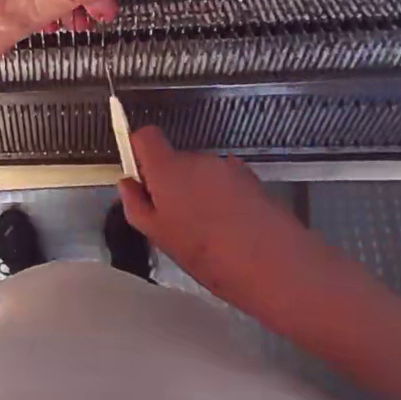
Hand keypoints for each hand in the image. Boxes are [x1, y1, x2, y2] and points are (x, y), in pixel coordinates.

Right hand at [117, 126, 346, 306]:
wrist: (274, 263)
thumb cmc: (206, 253)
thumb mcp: (159, 236)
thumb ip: (137, 205)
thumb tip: (127, 183)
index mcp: (169, 168)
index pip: (146, 136)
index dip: (139, 151)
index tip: (141, 179)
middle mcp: (198, 158)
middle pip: (175, 159)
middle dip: (171, 183)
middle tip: (175, 221)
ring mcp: (228, 166)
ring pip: (200, 173)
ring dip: (198, 192)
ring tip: (207, 231)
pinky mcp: (251, 178)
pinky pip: (224, 182)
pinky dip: (221, 198)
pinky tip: (230, 229)